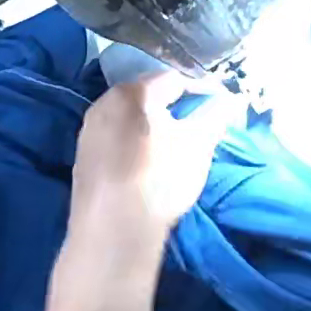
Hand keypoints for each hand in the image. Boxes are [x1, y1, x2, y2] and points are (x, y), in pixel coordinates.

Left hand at [68, 72, 232, 268]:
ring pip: (128, 120)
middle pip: (146, 97)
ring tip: (170, 150)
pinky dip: (131, 146)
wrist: (113, 231)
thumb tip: (228, 102)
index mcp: (131, 92)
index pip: (173, 79)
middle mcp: (103, 104)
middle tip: (194, 128)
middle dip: (171, 108)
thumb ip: (215, 118)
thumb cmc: (160, 179)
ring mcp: (87, 132)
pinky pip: (114, 141)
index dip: (198, 90)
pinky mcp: (81, 160)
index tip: (215, 107)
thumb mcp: (199, 146)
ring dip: (150, 127)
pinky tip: (144, 168)